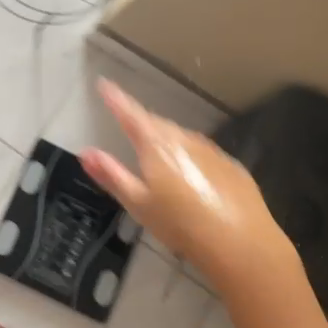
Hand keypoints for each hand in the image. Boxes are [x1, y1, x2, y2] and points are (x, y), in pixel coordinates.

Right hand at [81, 80, 296, 294]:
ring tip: (156, 157)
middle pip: (156, 124)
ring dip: (166, 142)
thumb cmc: (181, 224)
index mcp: (156, 144)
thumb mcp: (139, 204)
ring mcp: (210, 150)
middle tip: (126, 126)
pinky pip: (201, 154)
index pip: (130, 113)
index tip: (103, 84)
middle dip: (140, 123)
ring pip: (180, 138)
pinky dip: (189, 158)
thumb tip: (85, 152)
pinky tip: (190, 180)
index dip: (115, 98)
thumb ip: (112, 175)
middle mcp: (184, 138)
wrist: (242, 243)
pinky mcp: (230, 166)